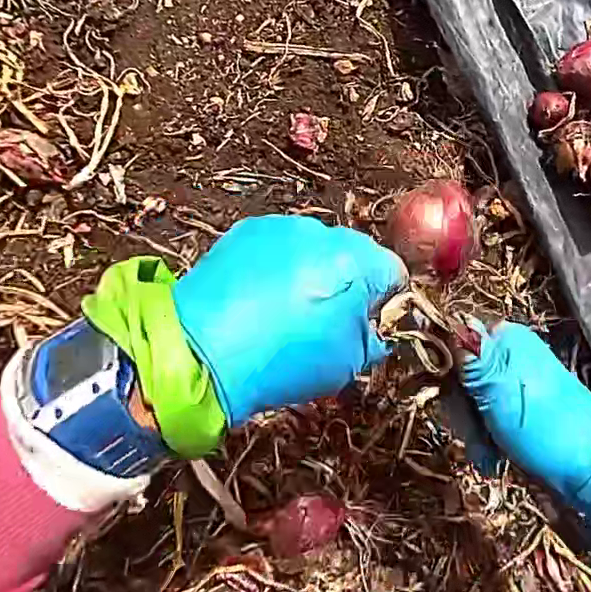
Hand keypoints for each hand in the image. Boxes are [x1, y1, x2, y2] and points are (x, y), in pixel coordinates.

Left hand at [172, 215, 404, 423]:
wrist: (197, 354)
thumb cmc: (280, 361)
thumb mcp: (347, 363)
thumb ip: (373, 336)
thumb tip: (376, 326)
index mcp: (357, 262)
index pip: (393, 272)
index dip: (385, 301)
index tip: (367, 322)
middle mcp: (325, 234)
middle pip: (356, 256)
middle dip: (349, 283)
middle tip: (326, 320)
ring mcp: (285, 228)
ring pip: (318, 248)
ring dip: (314, 271)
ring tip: (287, 309)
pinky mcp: (251, 230)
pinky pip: (281, 245)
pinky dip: (279, 265)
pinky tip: (261, 297)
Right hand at [461, 322, 590, 591]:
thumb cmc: (548, 429)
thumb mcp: (500, 391)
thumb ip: (472, 356)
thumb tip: (448, 320)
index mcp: (509, 338)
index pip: (455, 339)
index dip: (446, 371)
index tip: (450, 398)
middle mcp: (510, 356)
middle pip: (458, 373)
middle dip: (460, 408)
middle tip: (476, 433)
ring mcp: (515, 386)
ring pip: (467, 401)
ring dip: (471, 429)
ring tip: (489, 451)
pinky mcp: (518, 414)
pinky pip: (483, 421)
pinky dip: (483, 441)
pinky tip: (493, 457)